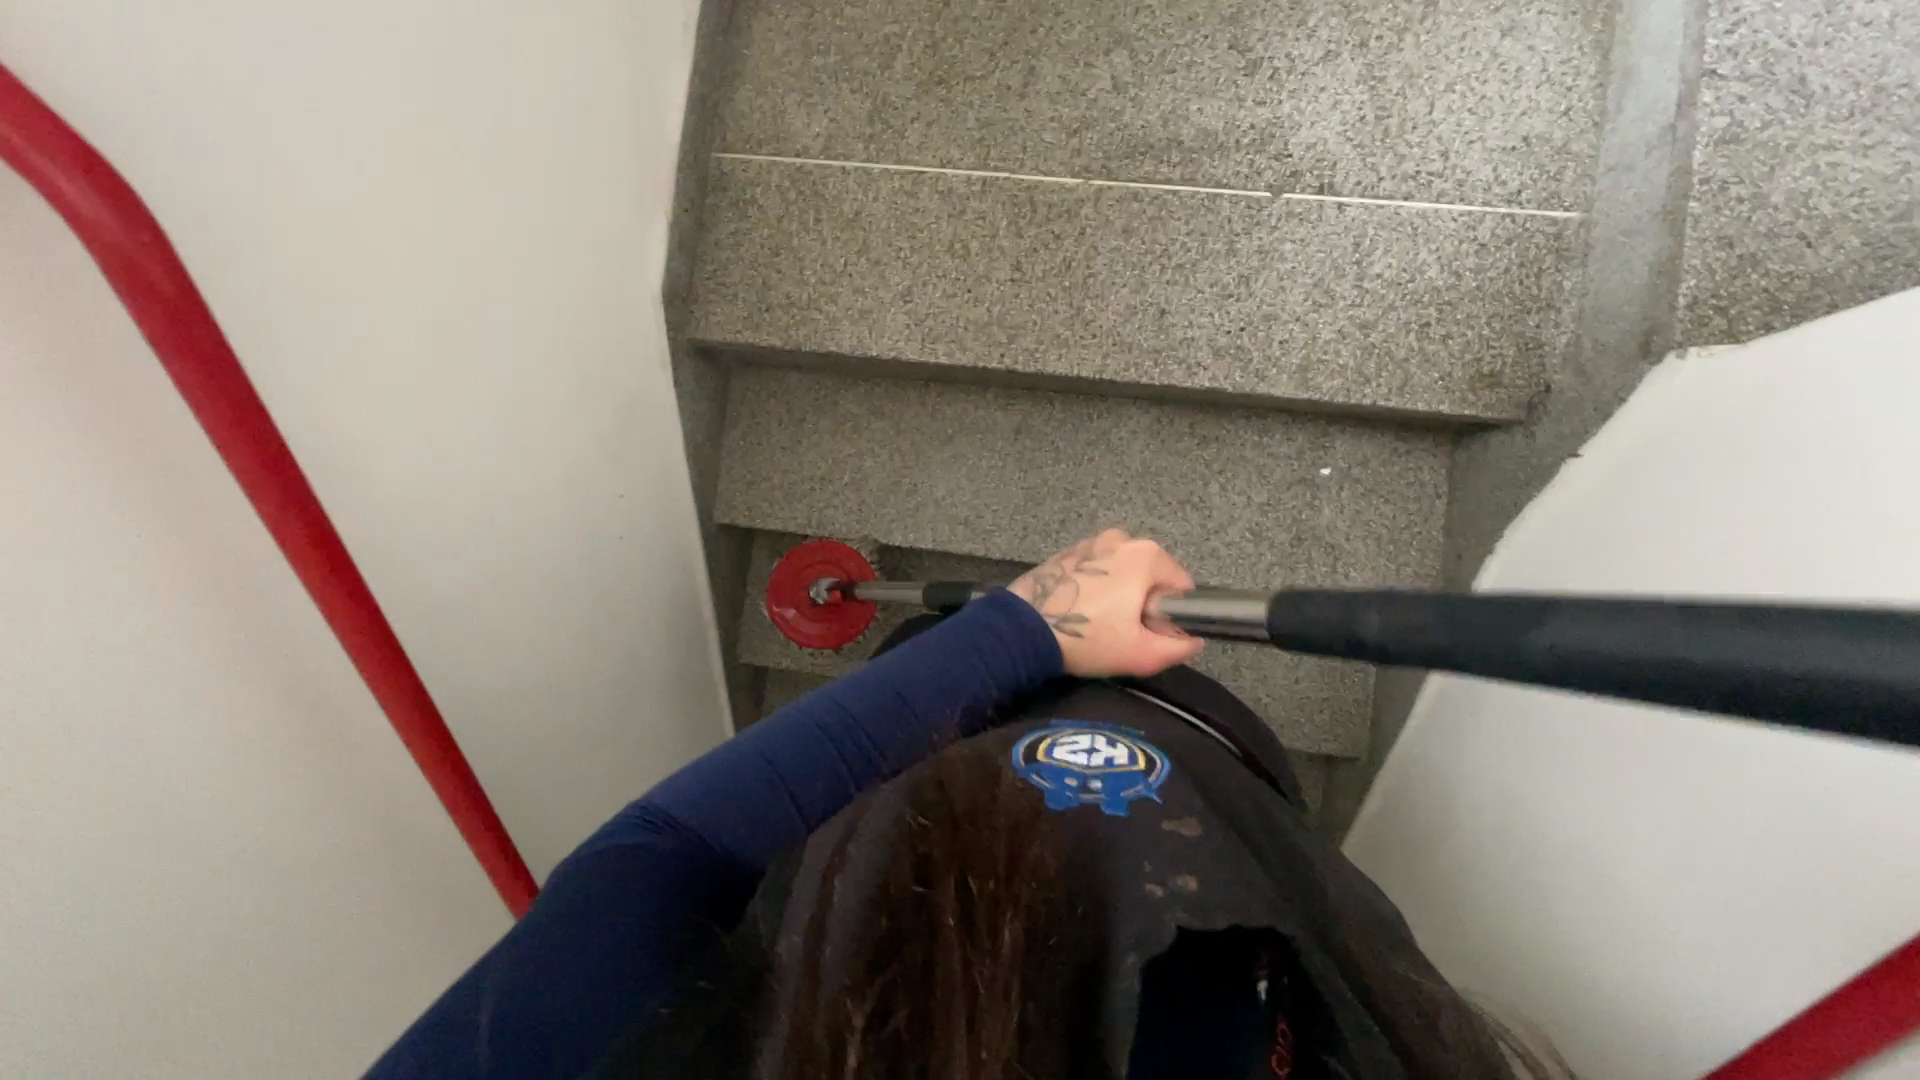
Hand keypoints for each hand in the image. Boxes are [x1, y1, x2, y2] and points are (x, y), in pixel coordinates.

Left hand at [1008, 529, 1204, 677]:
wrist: (1023, 630)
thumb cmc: (1087, 638)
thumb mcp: (1141, 654)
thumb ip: (1178, 647)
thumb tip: (1193, 639)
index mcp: (1146, 554)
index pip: (1180, 586)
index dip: (1170, 615)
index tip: (1147, 633)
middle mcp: (1120, 538)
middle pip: (1150, 577)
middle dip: (1142, 604)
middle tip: (1120, 632)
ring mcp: (1090, 542)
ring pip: (1122, 574)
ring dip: (1117, 596)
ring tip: (1096, 624)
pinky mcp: (1066, 553)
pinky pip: (1095, 572)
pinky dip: (1094, 589)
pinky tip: (1079, 611)